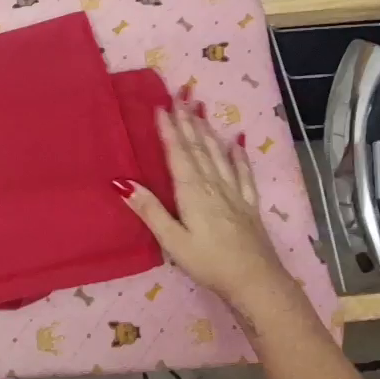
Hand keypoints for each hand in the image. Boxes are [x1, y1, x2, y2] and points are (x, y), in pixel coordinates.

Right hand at [117, 99, 287, 303]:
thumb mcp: (172, 241)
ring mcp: (234, 194)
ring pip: (218, 155)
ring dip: (207, 131)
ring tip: (200, 109)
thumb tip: (122, 182)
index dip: (169, 130)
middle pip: (198, 148)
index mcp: (192, 192)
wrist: (257, 283)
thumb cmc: (209, 263)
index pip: (178, 154)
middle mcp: (213, 186)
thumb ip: (150, 210)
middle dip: (188, 121)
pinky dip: (239, 156)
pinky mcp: (249, 205)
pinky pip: (243, 174)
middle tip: (181, 95)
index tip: (161, 106)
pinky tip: (237, 142)